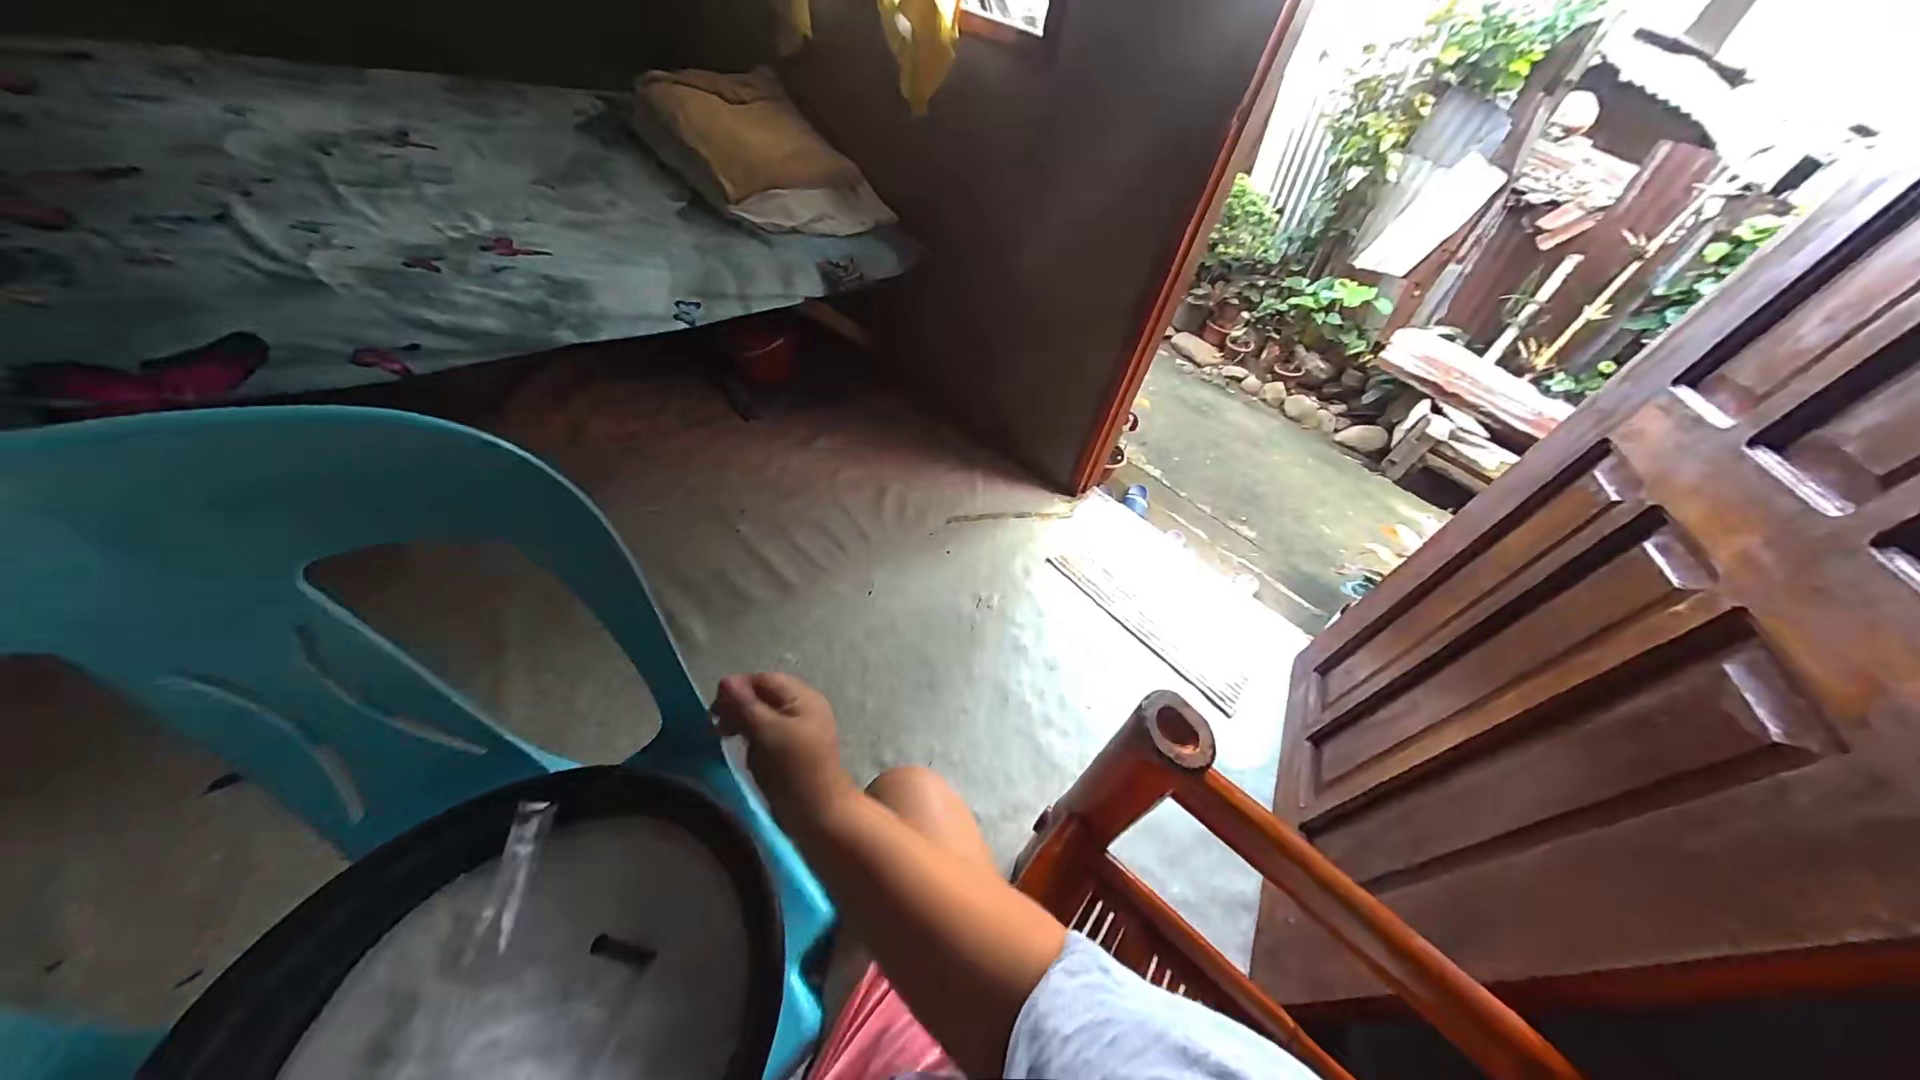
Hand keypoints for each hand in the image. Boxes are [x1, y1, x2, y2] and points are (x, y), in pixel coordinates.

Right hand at [711, 672, 857, 826]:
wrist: (817, 812)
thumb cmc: (793, 768)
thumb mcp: (766, 732)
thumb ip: (745, 706)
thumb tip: (725, 680)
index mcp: (803, 697)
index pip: (764, 680)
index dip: (737, 689)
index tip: (714, 710)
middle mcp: (803, 708)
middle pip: (764, 696)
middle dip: (739, 707)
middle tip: (717, 727)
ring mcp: (799, 729)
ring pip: (764, 716)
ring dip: (744, 724)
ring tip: (728, 739)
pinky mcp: (792, 750)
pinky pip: (768, 735)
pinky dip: (753, 740)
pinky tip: (746, 753)